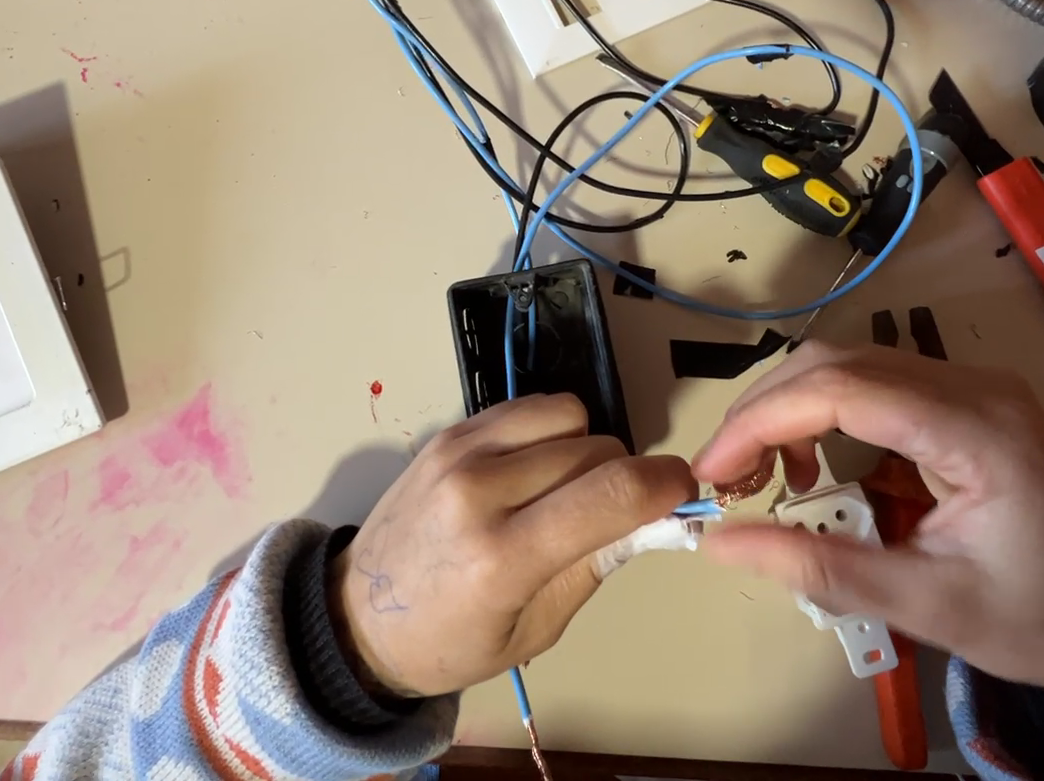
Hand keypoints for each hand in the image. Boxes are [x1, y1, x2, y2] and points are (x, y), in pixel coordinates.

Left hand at [331, 393, 694, 697]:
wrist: (362, 614)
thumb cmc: (452, 639)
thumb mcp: (537, 630)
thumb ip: (598, 564)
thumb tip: (654, 514)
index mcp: (504, 557)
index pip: (610, 494)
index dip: (664, 484)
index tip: (681, 490)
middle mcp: (480, 490)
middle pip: (596, 449)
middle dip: (624, 475)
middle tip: (610, 509)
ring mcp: (460, 451)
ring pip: (568, 413)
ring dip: (586, 445)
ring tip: (565, 484)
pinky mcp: (450, 430)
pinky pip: (529, 405)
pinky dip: (550, 428)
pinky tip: (533, 465)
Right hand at [694, 343, 1043, 760]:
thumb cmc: (1043, 625)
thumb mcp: (926, 607)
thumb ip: (819, 567)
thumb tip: (718, 541)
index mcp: (981, 432)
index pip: (843, 390)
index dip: (763, 420)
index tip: (714, 471)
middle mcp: (974, 386)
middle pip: (835, 362)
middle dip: (764, 410)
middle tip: (726, 472)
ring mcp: (970, 385)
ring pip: (844, 362)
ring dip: (786, 407)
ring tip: (759, 468)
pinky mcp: (960, 398)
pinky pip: (866, 381)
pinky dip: (817, 412)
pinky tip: (809, 459)